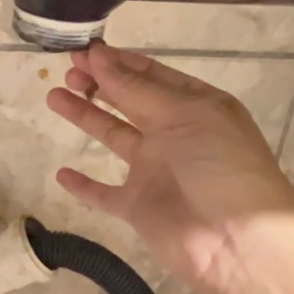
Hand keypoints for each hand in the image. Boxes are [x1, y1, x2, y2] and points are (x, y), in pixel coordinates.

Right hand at [45, 43, 293, 293]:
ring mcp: (155, 170)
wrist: (240, 242)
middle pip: (129, 100)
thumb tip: (97, 56)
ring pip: (113, 136)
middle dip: (99, 82)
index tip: (83, 50)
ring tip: (53, 96)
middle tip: (66, 70)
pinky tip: (61, 173)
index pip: (151, 74)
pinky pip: (104, 193)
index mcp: (196, 106)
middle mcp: (175, 133)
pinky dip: (84, 185)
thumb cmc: (221, 165)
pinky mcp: (139, 207)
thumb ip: (136, 88)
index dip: (118, 61)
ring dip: (85, 116)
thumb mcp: (184, 114)